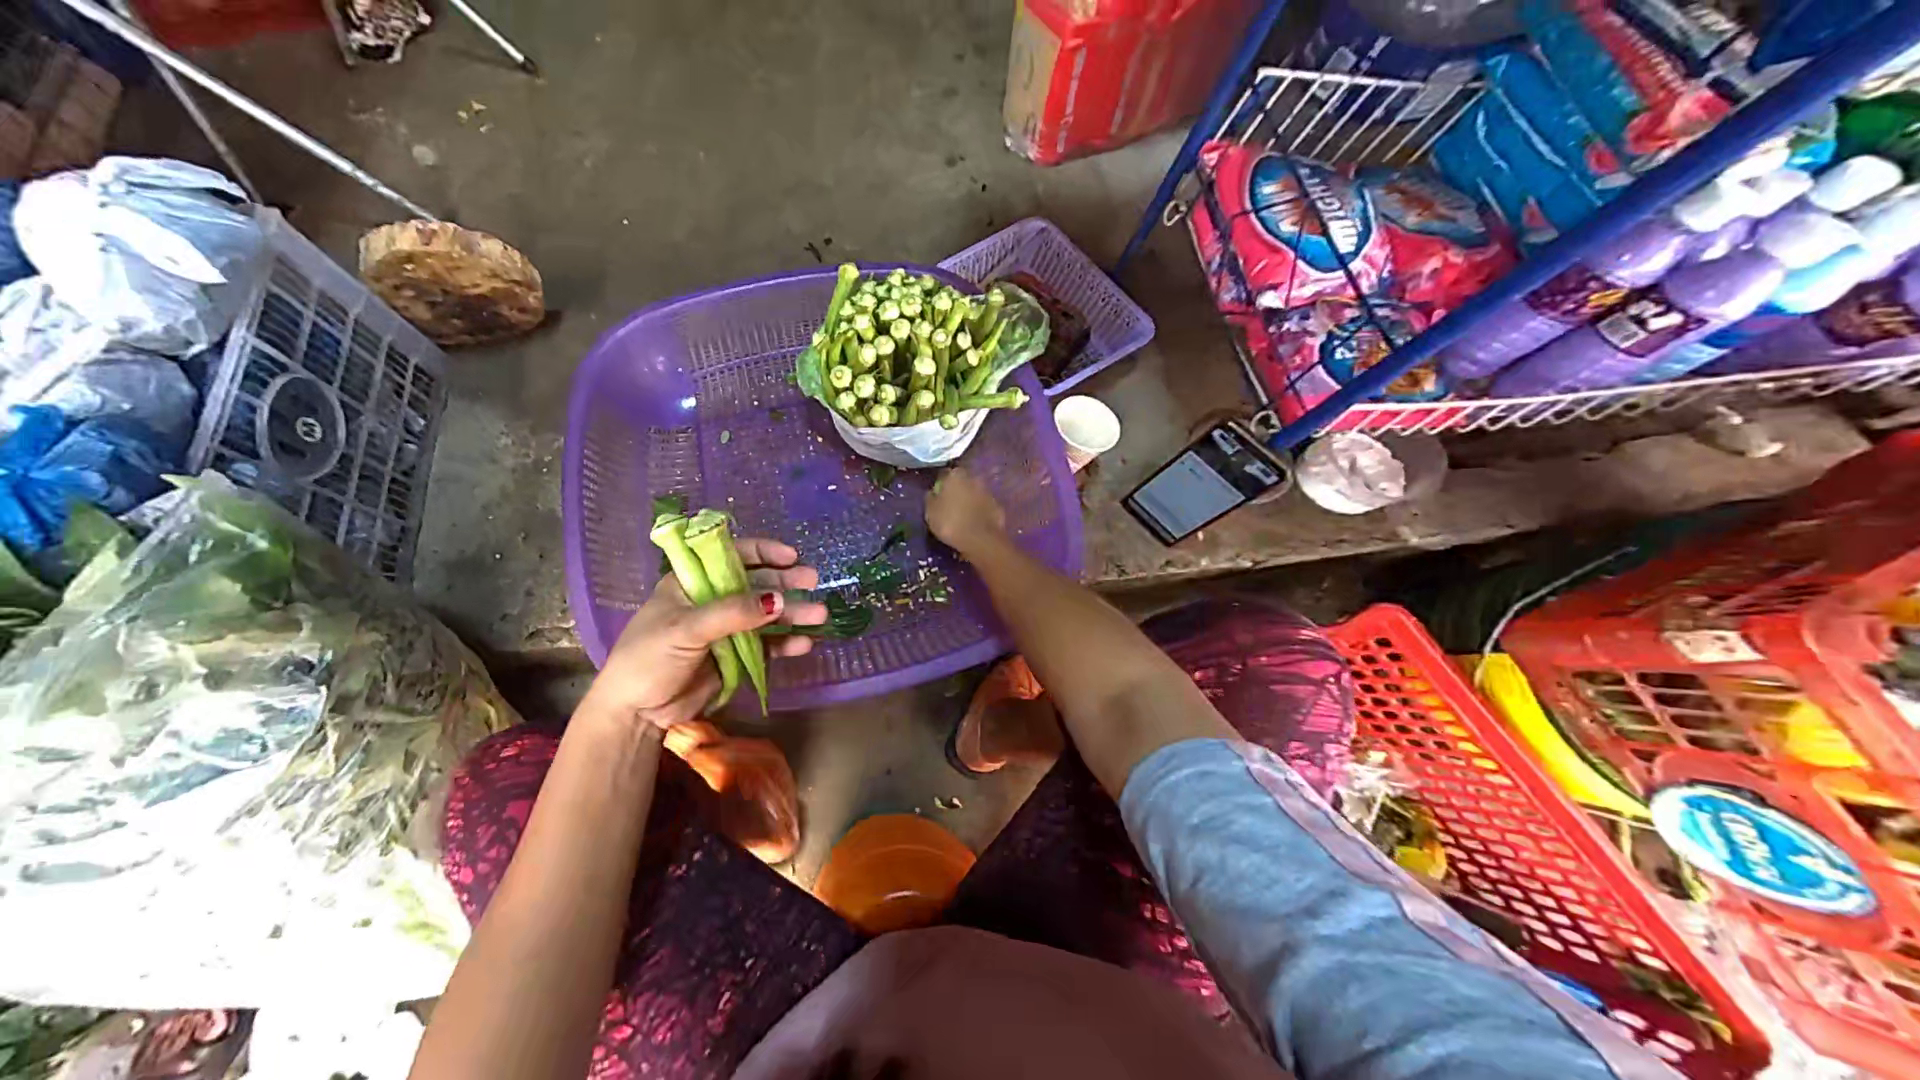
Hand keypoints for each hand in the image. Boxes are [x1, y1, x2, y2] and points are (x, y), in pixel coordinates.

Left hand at [581, 538, 827, 730]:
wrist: (636, 713)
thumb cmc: (649, 659)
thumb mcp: (686, 629)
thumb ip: (733, 612)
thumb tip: (779, 599)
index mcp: (692, 584)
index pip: (731, 557)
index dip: (763, 553)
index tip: (792, 556)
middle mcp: (712, 601)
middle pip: (756, 585)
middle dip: (785, 583)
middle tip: (813, 583)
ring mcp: (726, 630)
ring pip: (766, 615)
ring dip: (792, 614)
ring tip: (819, 616)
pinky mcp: (736, 657)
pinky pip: (767, 645)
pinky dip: (785, 643)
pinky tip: (804, 644)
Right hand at [926, 467, 1007, 557]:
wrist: (980, 539)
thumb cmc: (950, 523)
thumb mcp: (930, 512)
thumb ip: (931, 498)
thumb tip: (933, 492)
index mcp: (955, 475)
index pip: (944, 475)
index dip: (940, 485)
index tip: (937, 495)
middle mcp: (973, 478)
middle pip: (962, 482)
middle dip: (957, 490)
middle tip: (950, 504)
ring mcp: (988, 491)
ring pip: (974, 493)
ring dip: (969, 500)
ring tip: (963, 515)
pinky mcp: (998, 505)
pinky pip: (984, 506)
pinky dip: (979, 511)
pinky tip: (974, 522)